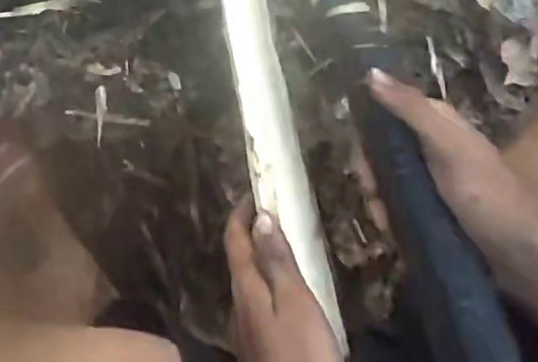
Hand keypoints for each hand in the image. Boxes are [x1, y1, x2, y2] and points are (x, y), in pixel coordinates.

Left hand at [225, 202, 343, 361]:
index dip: (241, 213)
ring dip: (259, 263)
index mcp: (244, 288)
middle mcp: (237, 306)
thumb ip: (277, 261)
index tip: (253, 192)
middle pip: (238, 262)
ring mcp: (245, 332)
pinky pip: (257, 306)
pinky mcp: (258, 351)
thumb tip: (260, 216)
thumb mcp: (296, 303)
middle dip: (250, 237)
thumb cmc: (303, 354)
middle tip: (269, 217)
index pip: (234, 239)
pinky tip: (282, 296)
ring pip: (247, 285)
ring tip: (278, 251)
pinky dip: (266, 288)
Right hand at [365, 68, 537, 288]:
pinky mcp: (436, 208)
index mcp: (437, 120)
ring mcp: (434, 178)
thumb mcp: (448, 147)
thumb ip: (409, 109)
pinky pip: (399, 201)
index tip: (360, 154)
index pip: (386, 107)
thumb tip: (370, 71)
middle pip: (381, 144)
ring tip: (383, 218)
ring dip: (378, 195)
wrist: (533, 265)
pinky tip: (391, 227)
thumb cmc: (491, 197)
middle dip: (370, 170)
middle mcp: (432, 143)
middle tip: (372, 192)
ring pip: (387, 175)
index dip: (367, 127)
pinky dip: (390, 212)